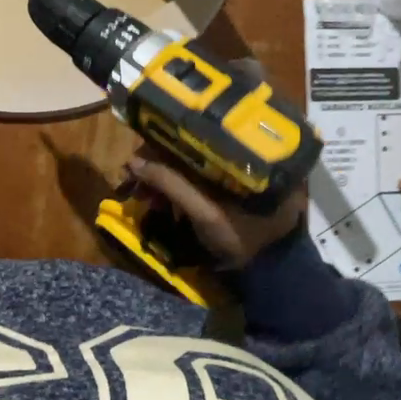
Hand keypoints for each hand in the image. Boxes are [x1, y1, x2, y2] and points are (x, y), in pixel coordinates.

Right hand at [124, 149, 306, 268]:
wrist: (267, 269)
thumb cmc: (243, 238)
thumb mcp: (205, 212)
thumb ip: (171, 184)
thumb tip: (133, 162)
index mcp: (247, 150)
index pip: (199, 130)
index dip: (165, 139)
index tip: (141, 155)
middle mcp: (243, 151)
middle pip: (189, 145)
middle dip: (158, 163)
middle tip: (134, 181)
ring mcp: (234, 168)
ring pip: (187, 161)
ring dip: (161, 176)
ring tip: (142, 194)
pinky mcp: (227, 183)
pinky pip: (192, 175)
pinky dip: (173, 185)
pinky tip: (157, 199)